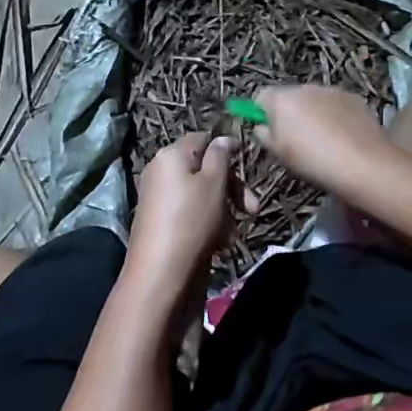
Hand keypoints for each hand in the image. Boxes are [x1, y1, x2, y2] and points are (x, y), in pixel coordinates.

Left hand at [128, 133, 237, 286]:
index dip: (226, 151)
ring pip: (201, 194)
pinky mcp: (161, 221)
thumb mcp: (213, 183)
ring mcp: (159, 197)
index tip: (246, 170)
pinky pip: (190, 213)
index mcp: (171, 155)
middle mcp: (161, 171)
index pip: (203, 139)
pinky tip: (219, 243)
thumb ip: (221, 156)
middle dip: (231, 188)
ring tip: (232, 234)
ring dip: (223, 210)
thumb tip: (223, 138)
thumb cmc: (192, 220)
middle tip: (252, 210)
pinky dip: (208, 223)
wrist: (161, 272)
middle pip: (204, 170)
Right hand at [251, 84, 393, 194]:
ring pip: (312, 99)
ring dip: (311, 113)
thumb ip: (264, 135)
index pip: (260, 96)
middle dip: (288, 113)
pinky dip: (333, 115)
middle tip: (294, 140)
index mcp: (281, 99)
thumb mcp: (278, 153)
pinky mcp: (353, 97)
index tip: (267, 131)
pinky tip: (340, 137)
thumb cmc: (312, 160)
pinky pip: (334, 104)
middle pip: (288, 96)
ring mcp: (331, 90)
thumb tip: (263, 126)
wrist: (362, 164)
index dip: (260, 112)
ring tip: (321, 140)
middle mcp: (305, 87)